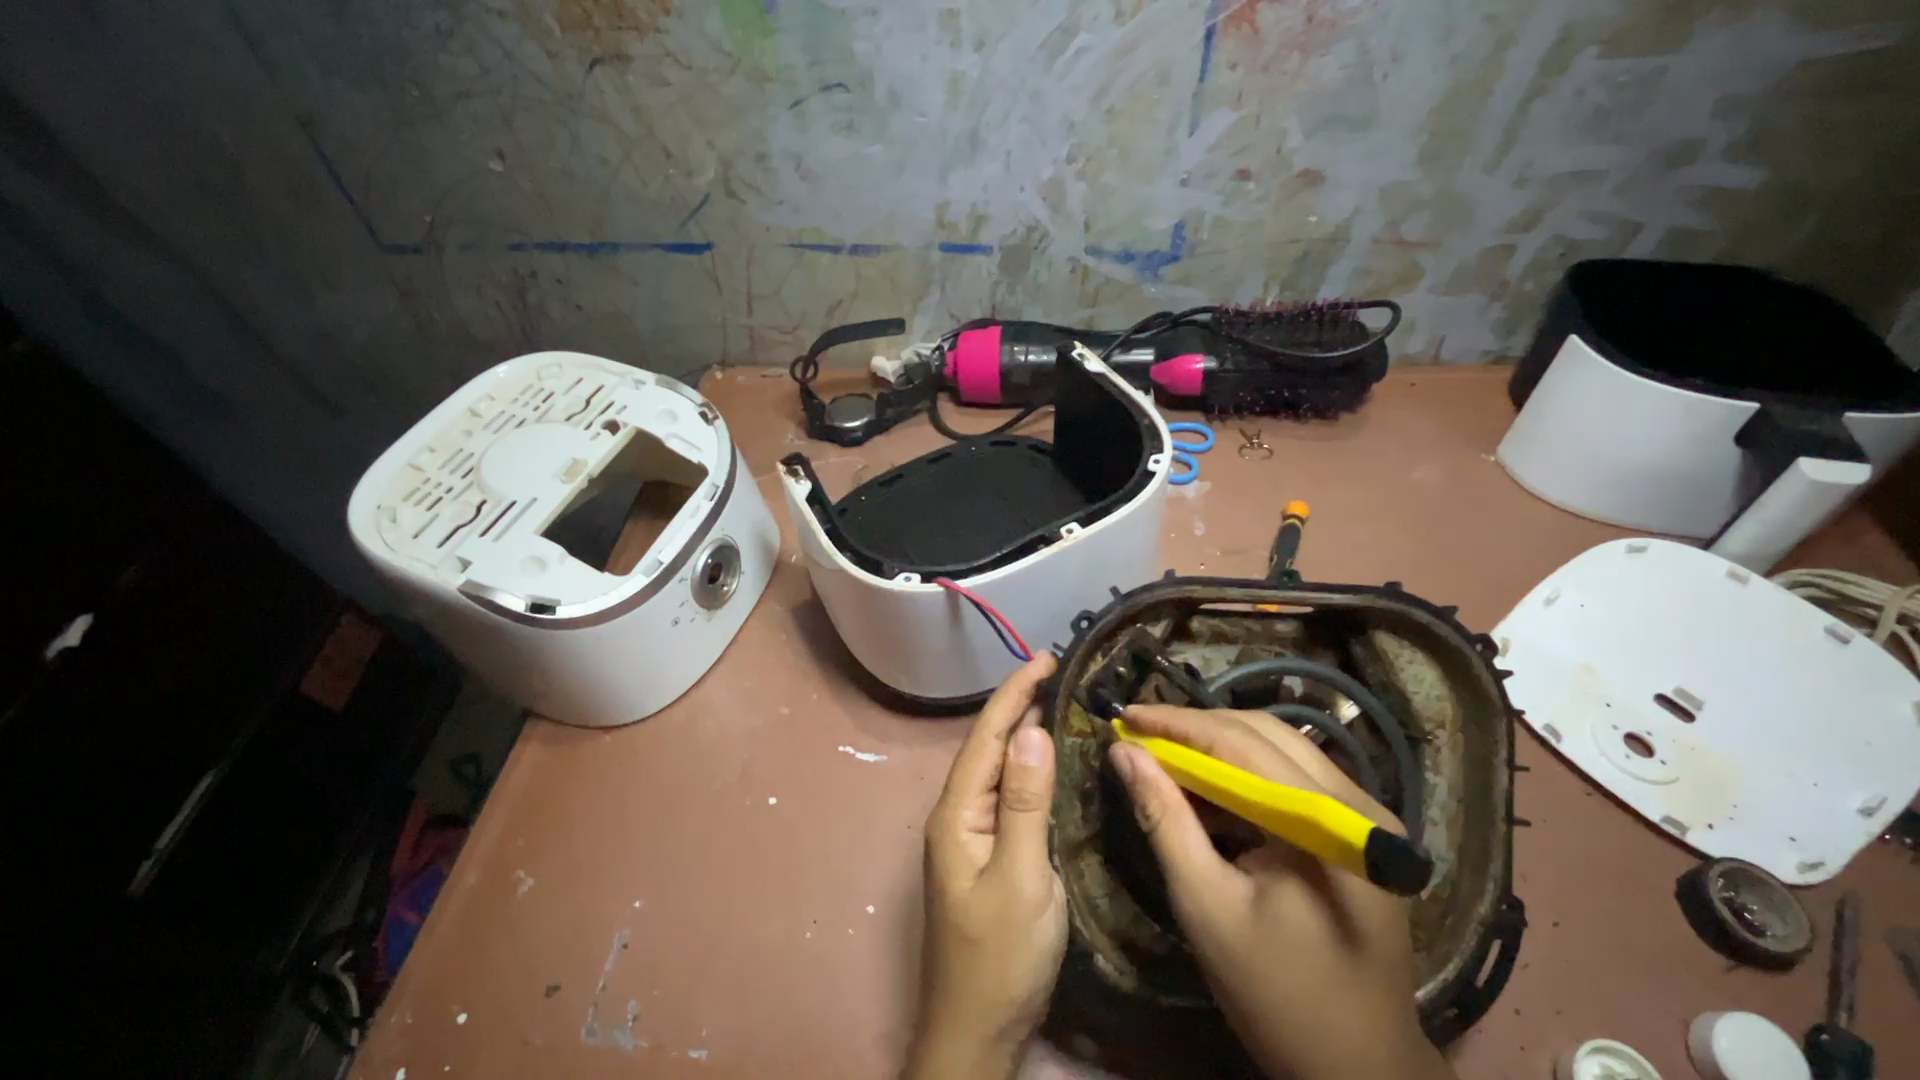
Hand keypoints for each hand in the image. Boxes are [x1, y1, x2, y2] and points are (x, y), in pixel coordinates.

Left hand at [906, 653, 1066, 1079]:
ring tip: (1057, 703)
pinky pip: (1005, 799)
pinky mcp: (984, 858)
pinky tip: (1047, 766)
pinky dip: (1026, 772)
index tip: (1045, 657)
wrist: (975, 1031)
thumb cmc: (999, 957)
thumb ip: (1024, 803)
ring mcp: (967, 840)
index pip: (985, 738)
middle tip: (1059, 673)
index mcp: (955, 815)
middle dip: (1018, 706)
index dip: (1014, 694)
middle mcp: (955, 818)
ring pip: (995, 772)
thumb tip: (1031, 730)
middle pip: (987, 749)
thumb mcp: (1020, 876)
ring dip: (1022, 735)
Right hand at [1107, 705, 1452, 1079]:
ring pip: (1281, 751)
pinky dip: (1244, 775)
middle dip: (1197, 728)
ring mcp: (1365, 816)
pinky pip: (1293, 780)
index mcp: (1328, 822)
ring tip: (1162, 753)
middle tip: (1138, 734)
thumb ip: (1165, 820)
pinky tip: (1204, 786)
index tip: (1123, 716)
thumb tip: (1124, 755)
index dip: (1178, 723)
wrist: (1357, 1064)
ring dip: (1219, 746)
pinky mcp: (1357, 833)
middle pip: (1267, 735)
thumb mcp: (1206, 904)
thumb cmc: (1275, 993)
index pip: (1243, 743)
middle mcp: (1359, 802)